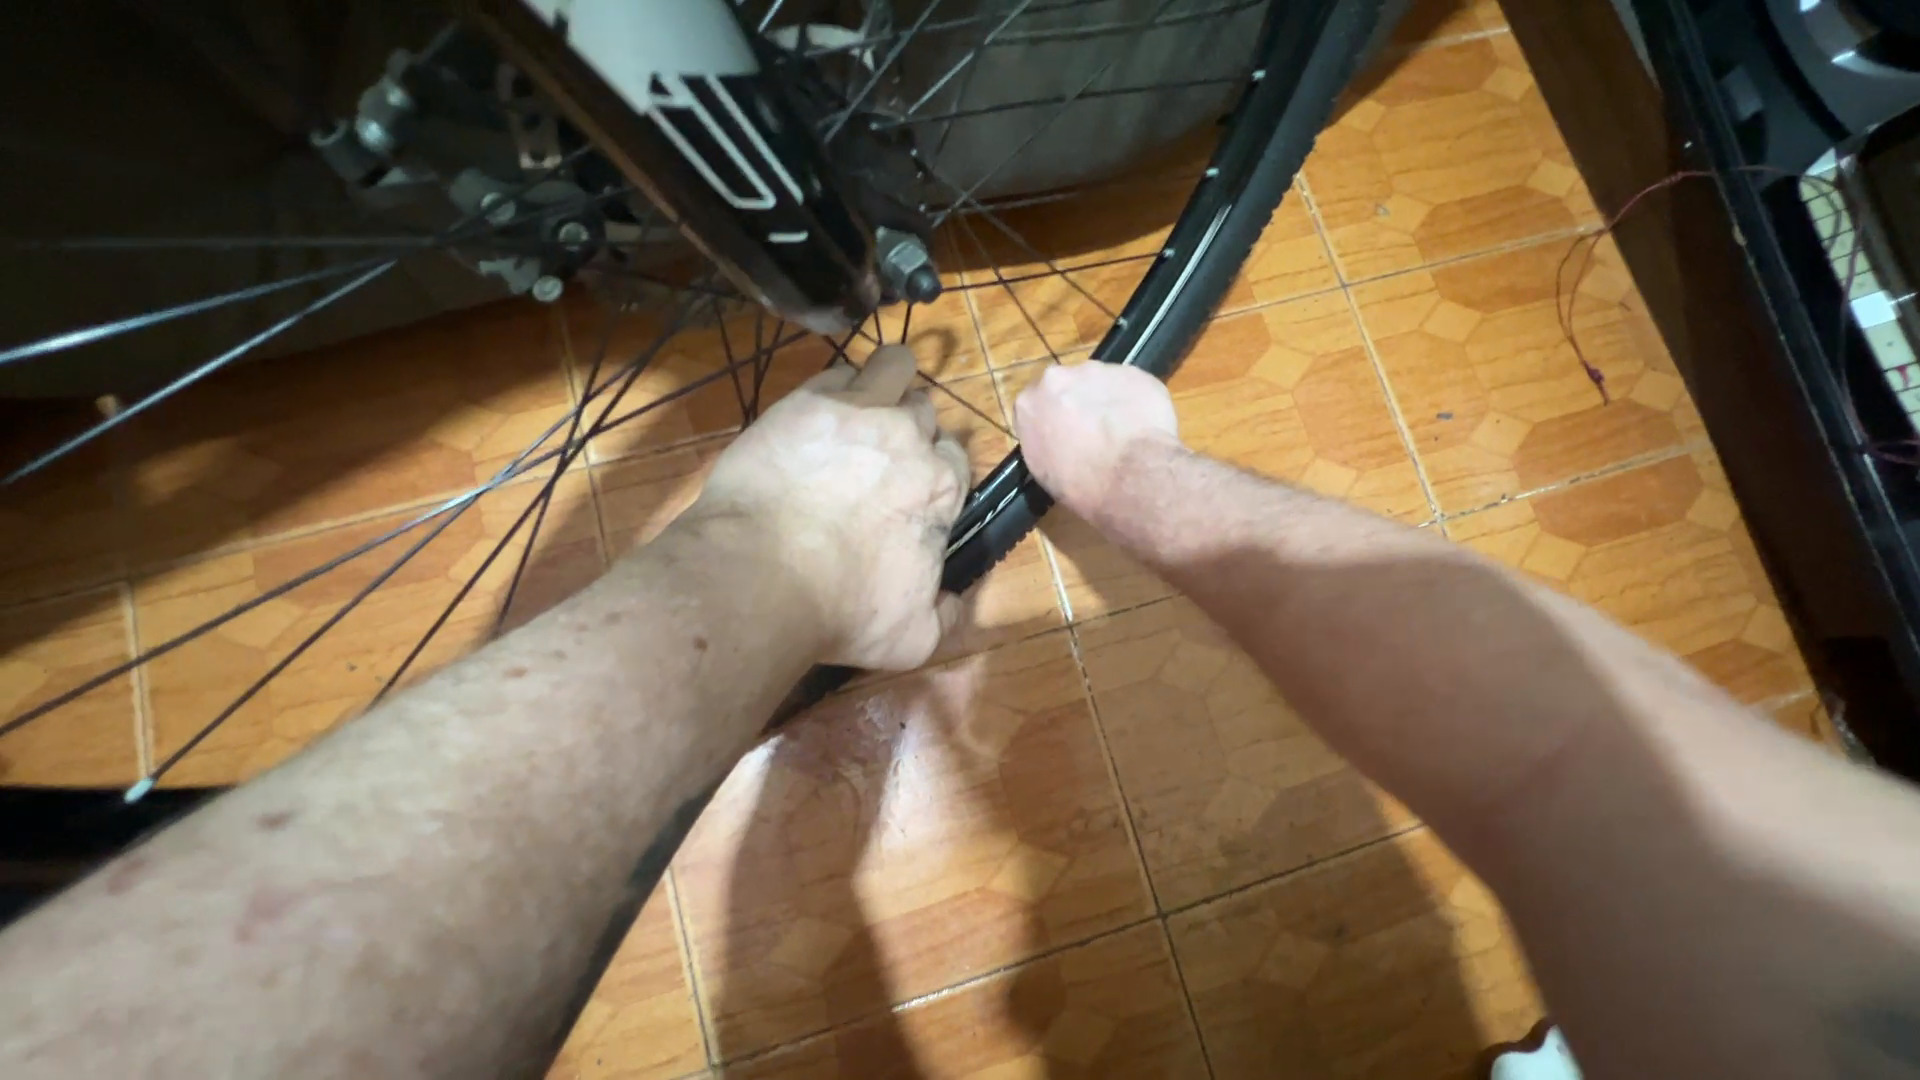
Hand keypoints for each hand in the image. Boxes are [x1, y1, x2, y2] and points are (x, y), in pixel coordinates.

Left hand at [684, 345, 969, 669]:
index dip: (933, 472)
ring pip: (894, 369)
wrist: (760, 576)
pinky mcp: (809, 400)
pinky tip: (820, 410)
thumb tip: (952, 600)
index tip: (908, 491)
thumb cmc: (840, 610)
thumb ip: (944, 616)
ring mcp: (860, 411)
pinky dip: (838, 386)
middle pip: (924, 414)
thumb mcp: (912, 639)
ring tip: (864, 405)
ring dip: (888, 383)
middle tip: (875, 459)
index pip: (955, 460)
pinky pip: (840, 371)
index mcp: (941, 489)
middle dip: (908, 431)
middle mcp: (911, 439)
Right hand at [1012, 361, 1180, 518]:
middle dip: (1076, 405)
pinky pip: (1129, 385)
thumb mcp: (1046, 474)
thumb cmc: (1083, 484)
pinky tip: (1141, 425)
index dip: (1051, 423)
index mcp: (1028, 404)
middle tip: (1092, 434)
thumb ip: (1045, 446)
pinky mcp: (1131, 371)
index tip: (1063, 439)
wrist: (1134, 473)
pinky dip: (1133, 401)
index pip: (1034, 408)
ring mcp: (1096, 371)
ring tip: (1122, 431)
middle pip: (1064, 388)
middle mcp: (1057, 379)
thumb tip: (1058, 445)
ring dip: (1106, 401)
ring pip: (1098, 383)